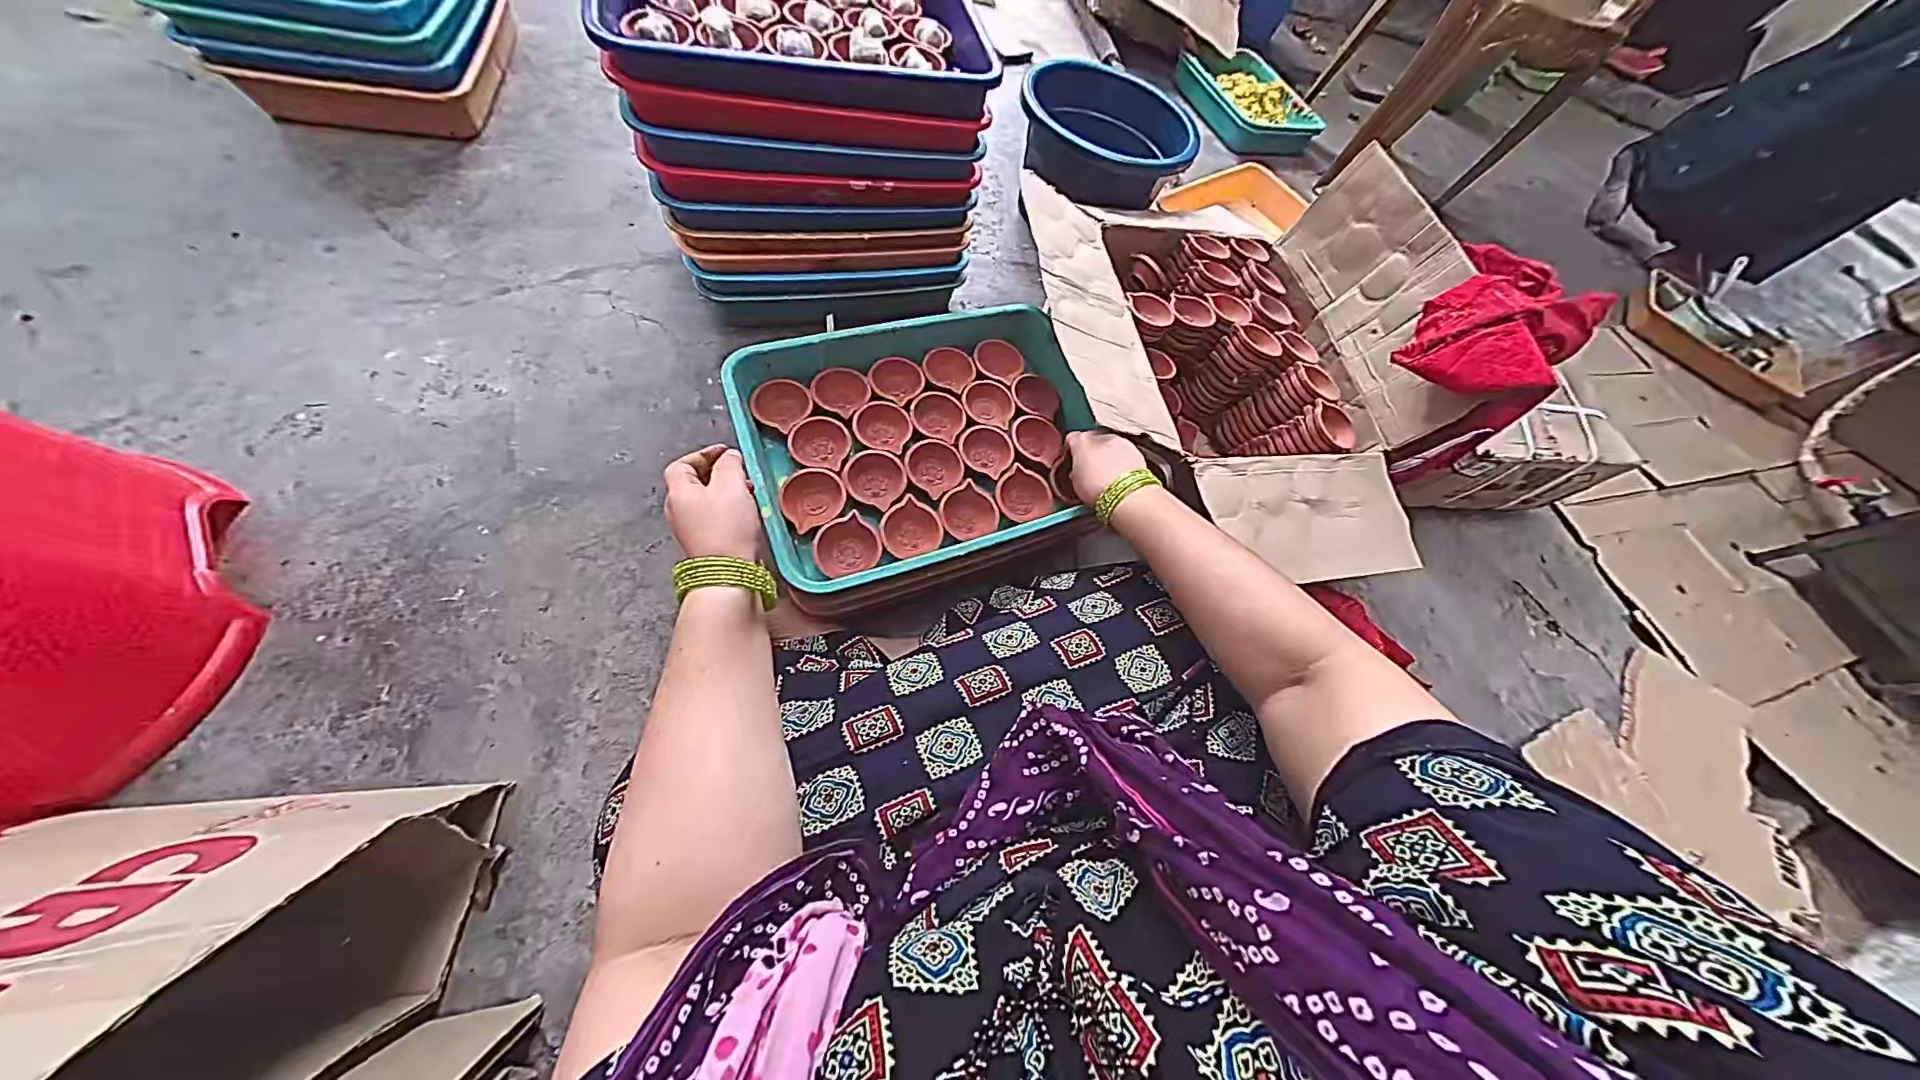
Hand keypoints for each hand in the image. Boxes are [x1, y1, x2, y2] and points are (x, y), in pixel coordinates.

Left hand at [664, 444, 761, 560]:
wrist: (728, 572)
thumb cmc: (727, 529)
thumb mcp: (732, 485)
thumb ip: (730, 464)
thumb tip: (730, 456)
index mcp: (679, 492)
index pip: (682, 464)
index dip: (703, 454)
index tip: (724, 453)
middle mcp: (678, 510)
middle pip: (694, 482)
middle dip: (718, 473)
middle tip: (740, 472)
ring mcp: (690, 528)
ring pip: (706, 500)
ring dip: (726, 492)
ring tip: (748, 492)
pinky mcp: (704, 542)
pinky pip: (713, 518)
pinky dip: (728, 510)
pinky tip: (746, 514)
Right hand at [1064, 430, 1148, 507]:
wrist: (1125, 493)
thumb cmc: (1098, 488)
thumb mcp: (1075, 483)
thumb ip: (1075, 470)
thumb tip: (1077, 472)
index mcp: (1081, 441)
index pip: (1072, 438)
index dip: (1072, 450)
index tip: (1073, 460)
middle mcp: (1101, 437)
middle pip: (1092, 440)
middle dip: (1091, 452)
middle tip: (1091, 470)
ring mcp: (1119, 441)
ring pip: (1110, 445)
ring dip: (1107, 455)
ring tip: (1107, 475)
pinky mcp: (1135, 450)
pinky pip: (1124, 453)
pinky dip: (1122, 460)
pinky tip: (1120, 476)